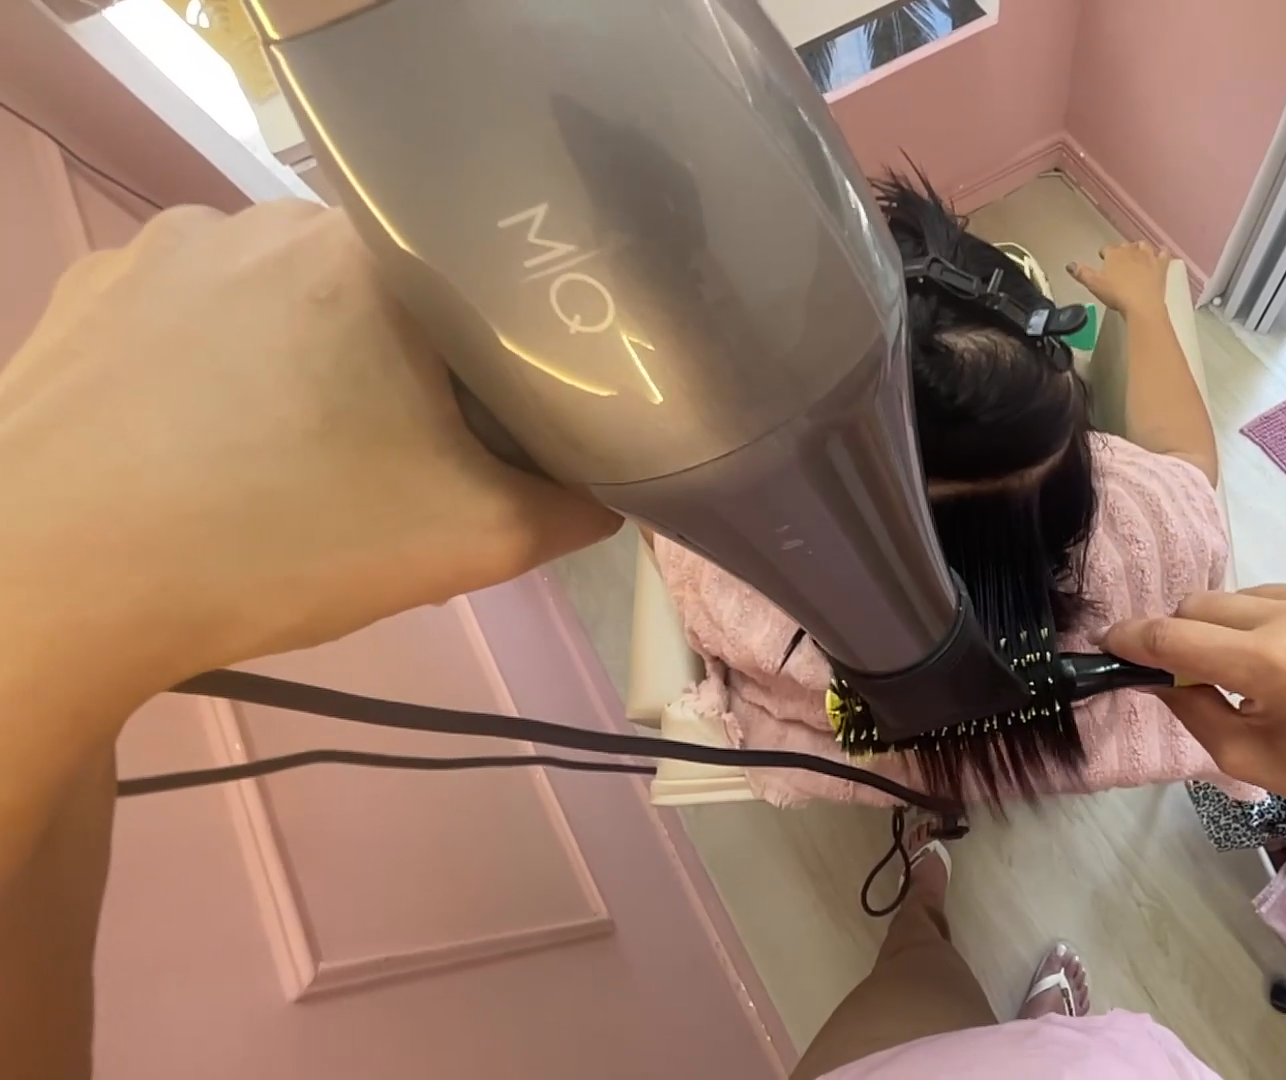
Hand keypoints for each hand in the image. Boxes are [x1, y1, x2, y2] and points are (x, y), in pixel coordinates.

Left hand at [0, 200, 619, 696]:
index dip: (526, 353)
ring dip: (347, 356)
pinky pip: (225, 310)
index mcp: (372, 258)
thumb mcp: (488, 538)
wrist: (42, 594)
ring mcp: (166, 250)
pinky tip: (247, 433)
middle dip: (438, 361)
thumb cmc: (290, 541)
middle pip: (408, 290)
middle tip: (442, 445)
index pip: (494, 287)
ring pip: (315, 296)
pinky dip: (259, 359)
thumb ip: (581, 510)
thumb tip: (615, 500)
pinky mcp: (93, 291)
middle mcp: (265, 222)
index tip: (525, 416)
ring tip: (341, 443)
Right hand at [1067, 241, 1173, 315]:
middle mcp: (1131, 250)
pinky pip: (1163, 253)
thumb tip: (1070, 265)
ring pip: (1143, 246)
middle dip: (1122, 252)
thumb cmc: (1116, 295)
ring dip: (1139, 249)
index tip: (1103, 259)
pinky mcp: (1162, 265)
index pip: (1106, 249)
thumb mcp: (1094, 285)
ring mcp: (1149, 256)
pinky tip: (1160, 255)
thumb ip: (1082, 274)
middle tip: (1119, 263)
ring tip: (1136, 256)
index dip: (1104, 254)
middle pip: (1125, 246)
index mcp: (1114, 253)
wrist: (1142, 304)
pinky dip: (1161, 253)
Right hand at [1103, 572, 1285, 836]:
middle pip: (1203, 603)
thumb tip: (1147, 671)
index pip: (1174, 636)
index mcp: (1273, 665)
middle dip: (1190, 634)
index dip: (1133, 638)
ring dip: (1242, 624)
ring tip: (1275, 664)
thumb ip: (1185, 706)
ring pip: (1248, 594)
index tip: (1112, 641)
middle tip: (1207, 670)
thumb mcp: (1245, 755)